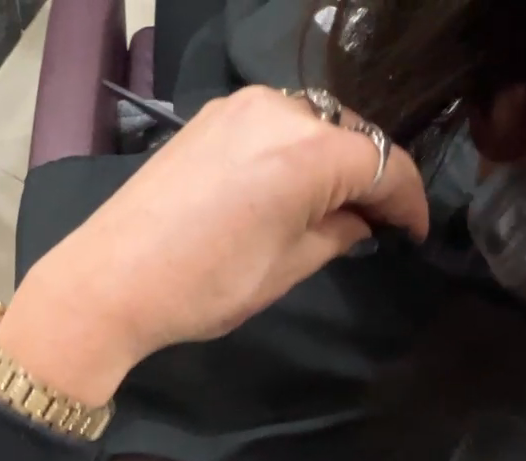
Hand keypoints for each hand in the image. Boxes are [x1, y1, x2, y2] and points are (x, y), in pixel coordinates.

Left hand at [0, 86, 429, 404]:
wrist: (110, 281)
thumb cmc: (202, 288)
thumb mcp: (282, 271)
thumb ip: (334, 236)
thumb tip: (359, 222)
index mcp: (309, 154)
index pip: (386, 166)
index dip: (409, 203)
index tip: (415, 234)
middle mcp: (280, 111)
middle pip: (352, 135)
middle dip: (371, 178)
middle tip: (375, 222)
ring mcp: (239, 107)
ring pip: (312, 125)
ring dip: (331, 161)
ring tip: (332, 207)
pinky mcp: (209, 117)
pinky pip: (273, 125)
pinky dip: (293, 152)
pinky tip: (288, 187)